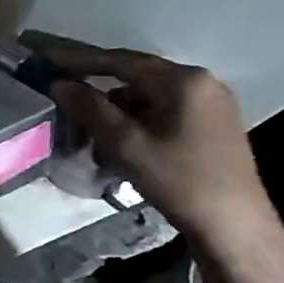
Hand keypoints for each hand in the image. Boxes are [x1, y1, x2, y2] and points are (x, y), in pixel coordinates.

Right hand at [30, 38, 271, 236]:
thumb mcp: (126, 145)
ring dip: (121, 113)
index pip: (121, 60)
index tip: (50, 59)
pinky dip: (141, 123)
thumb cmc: (178, 180)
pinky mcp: (216, 125)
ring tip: (97, 139)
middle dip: (101, 93)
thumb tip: (60, 84)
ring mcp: (213, 103)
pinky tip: (127, 146)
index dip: (81, 60)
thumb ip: (91, 110)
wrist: (233, 224)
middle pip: (138, 78)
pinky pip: (168, 112)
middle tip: (70, 105)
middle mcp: (202, 81)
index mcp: (183, 80)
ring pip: (152, 98)